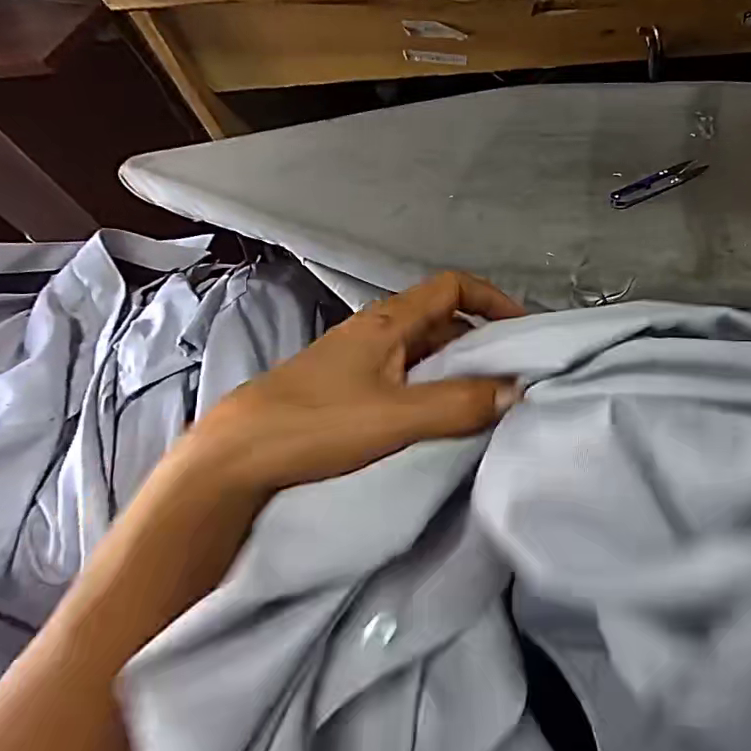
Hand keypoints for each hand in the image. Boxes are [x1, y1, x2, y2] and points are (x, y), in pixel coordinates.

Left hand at [176, 271, 526, 495]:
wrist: (229, 463)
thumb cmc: (315, 424)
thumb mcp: (398, 415)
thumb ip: (462, 403)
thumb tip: (518, 392)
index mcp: (387, 323)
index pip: (452, 287)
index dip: (492, 299)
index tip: (521, 329)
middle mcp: (376, 333)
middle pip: (444, 319)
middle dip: (484, 338)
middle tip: (513, 369)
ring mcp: (359, 361)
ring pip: (427, 350)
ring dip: (461, 365)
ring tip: (487, 395)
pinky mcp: (349, 389)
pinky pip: (409, 374)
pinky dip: (438, 385)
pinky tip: (444, 414)